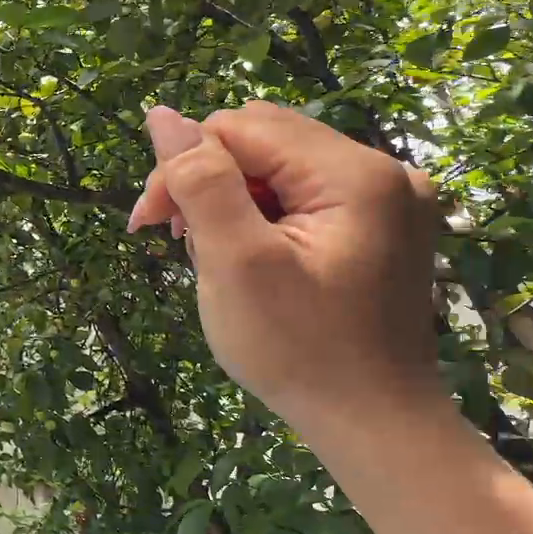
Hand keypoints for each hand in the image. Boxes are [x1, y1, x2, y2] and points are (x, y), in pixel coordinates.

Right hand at [128, 101, 439, 423]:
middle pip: (256, 138)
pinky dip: (251, 213)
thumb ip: (199, 180)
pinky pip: (294, 191)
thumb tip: (160, 115)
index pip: (237, 128)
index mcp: (354, 175)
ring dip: (220, 197)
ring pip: (270, 164)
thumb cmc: (295, 344)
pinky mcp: (374, 224)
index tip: (150, 225)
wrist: (367, 418)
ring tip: (203, 249)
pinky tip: (238, 250)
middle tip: (169, 235)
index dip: (181, 165)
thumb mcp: (234, 259)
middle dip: (198, 178)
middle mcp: (381, 173)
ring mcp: (383, 199)